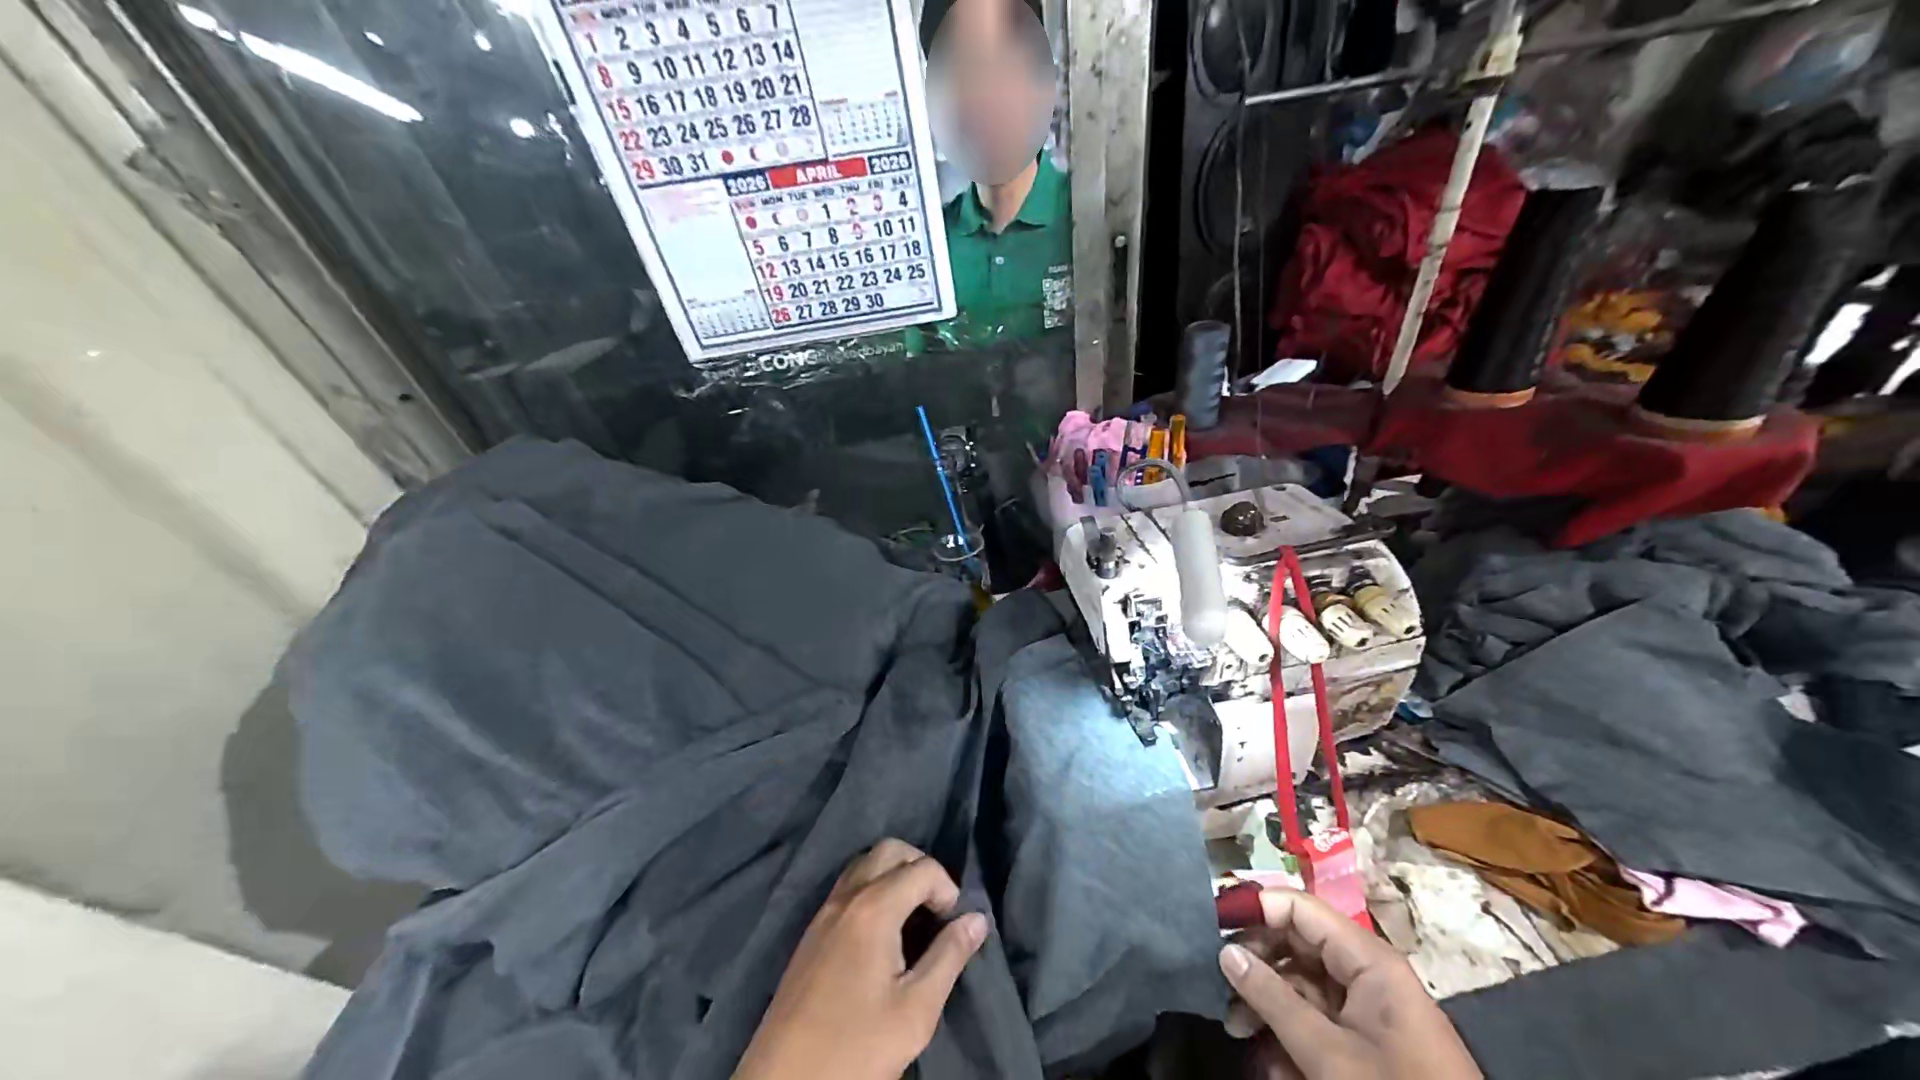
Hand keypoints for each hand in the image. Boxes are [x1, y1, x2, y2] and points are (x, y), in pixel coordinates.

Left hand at [732, 839, 989, 1079]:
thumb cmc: (857, 1046)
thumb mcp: (916, 1010)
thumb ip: (949, 957)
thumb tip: (976, 919)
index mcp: (873, 908)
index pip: (922, 868)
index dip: (948, 889)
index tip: (954, 927)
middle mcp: (846, 896)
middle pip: (889, 850)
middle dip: (920, 867)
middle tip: (936, 909)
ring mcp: (823, 911)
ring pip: (864, 864)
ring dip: (894, 874)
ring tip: (912, 918)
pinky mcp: (811, 931)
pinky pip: (847, 886)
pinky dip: (872, 888)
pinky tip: (882, 932)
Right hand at [1218, 889, 1480, 1079]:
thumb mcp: (1328, 1054)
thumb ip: (1272, 998)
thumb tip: (1224, 951)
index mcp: (1367, 959)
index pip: (1299, 907)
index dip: (1254, 908)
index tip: (1210, 922)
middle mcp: (1366, 971)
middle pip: (1295, 943)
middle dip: (1255, 963)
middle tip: (1219, 985)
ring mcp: (1366, 1006)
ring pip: (1300, 983)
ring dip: (1265, 1003)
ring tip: (1236, 1029)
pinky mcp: (1366, 1039)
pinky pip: (1315, 1018)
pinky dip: (1288, 1032)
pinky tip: (1269, 1061)